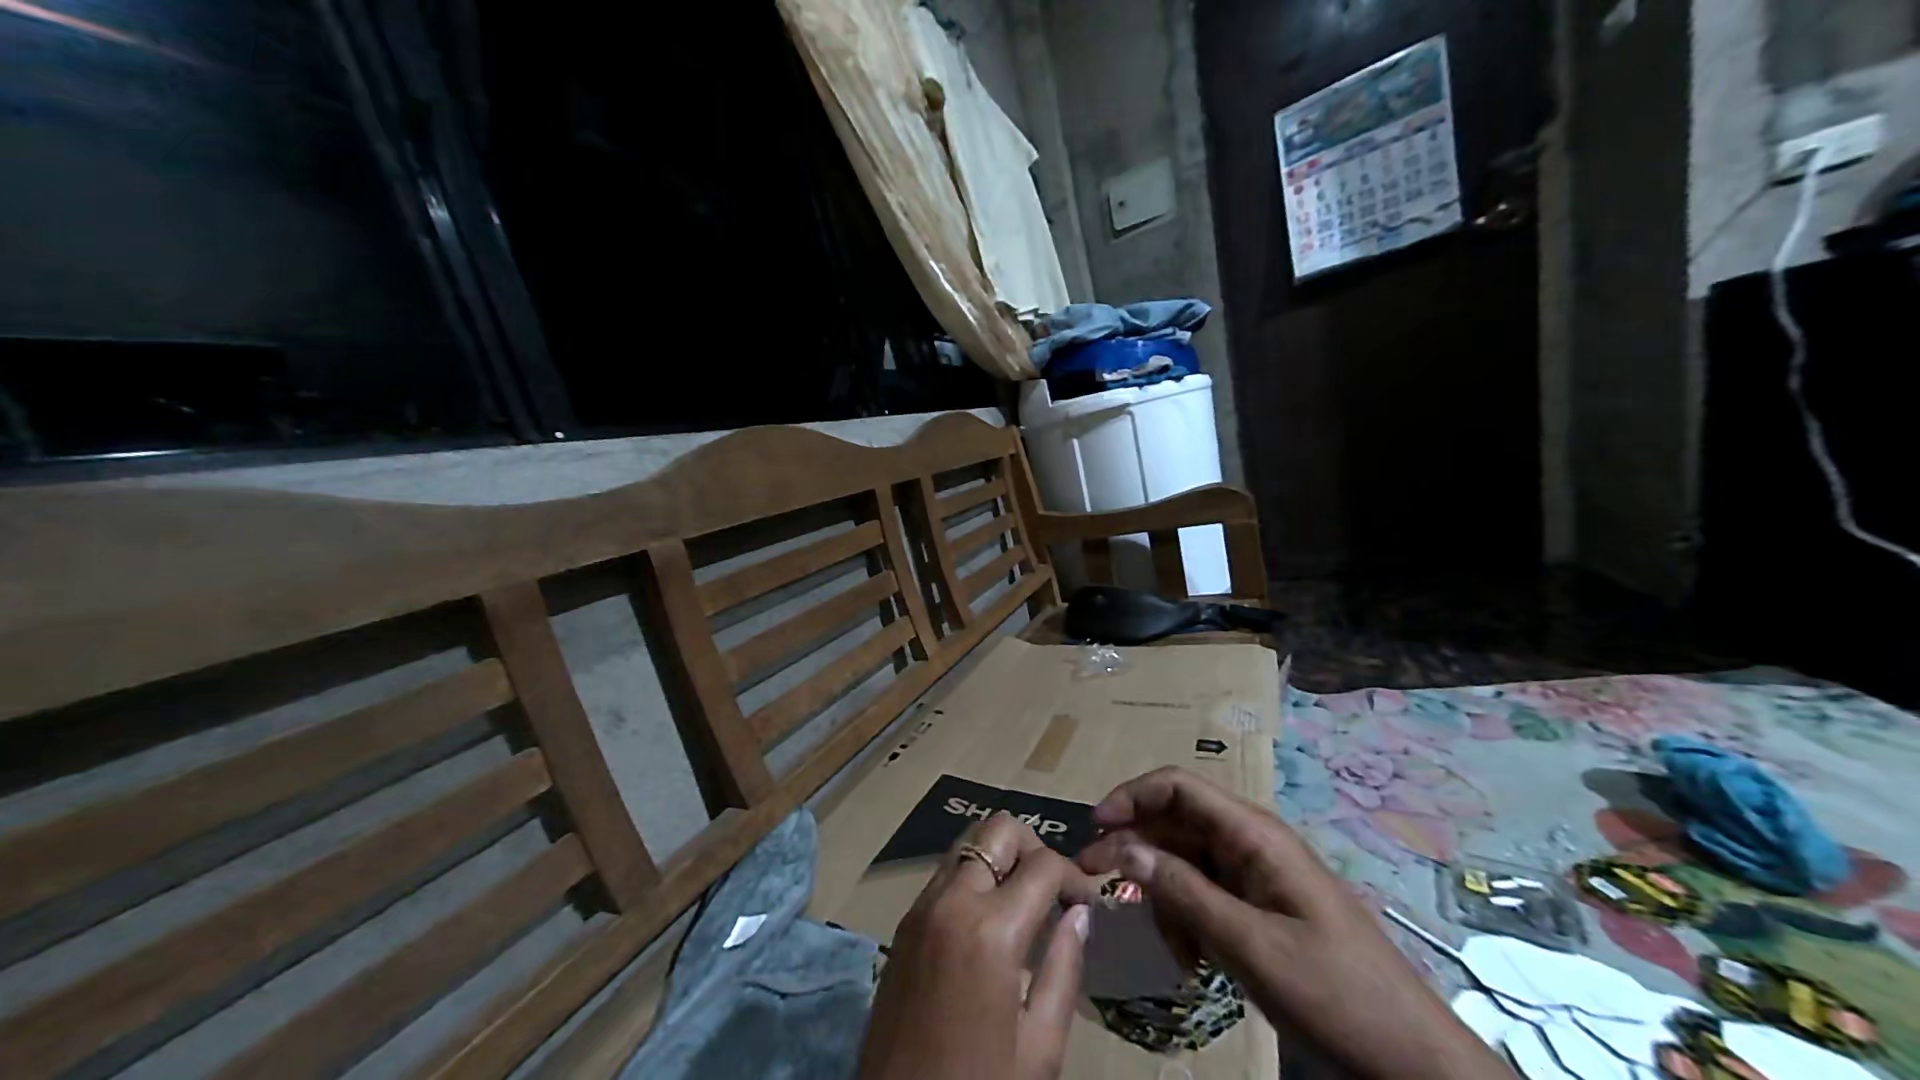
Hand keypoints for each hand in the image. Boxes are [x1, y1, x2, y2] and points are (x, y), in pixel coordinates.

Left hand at [860, 812, 1101, 1079]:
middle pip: (997, 829)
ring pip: (967, 843)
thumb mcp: (1039, 1045)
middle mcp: (951, 901)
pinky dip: (974, 875)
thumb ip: (1063, 968)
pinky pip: (945, 873)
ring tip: (1025, 900)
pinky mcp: (904, 922)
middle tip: (1053, 890)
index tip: (1087, 901)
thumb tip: (1080, 914)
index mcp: (990, 930)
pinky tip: (990, 917)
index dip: (1074, 876)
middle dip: (1034, 846)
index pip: (1043, 864)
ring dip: (1001, 857)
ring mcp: (920, 907)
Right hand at [1077, 768, 1509, 1079]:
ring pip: (1184, 862)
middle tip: (1097, 883)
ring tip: (1171, 949)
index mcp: (1254, 834)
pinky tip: (1191, 960)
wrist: (1410, 1058)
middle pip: (1175, 824)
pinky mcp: (1259, 906)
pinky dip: (1185, 919)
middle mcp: (1251, 843)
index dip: (1131, 796)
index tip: (1094, 829)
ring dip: (1164, 895)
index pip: (1178, 786)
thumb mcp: (1250, 945)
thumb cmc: (1335, 993)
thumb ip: (1183, 891)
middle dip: (1136, 851)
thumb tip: (1122, 846)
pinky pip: (1204, 895)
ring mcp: (1255, 875)